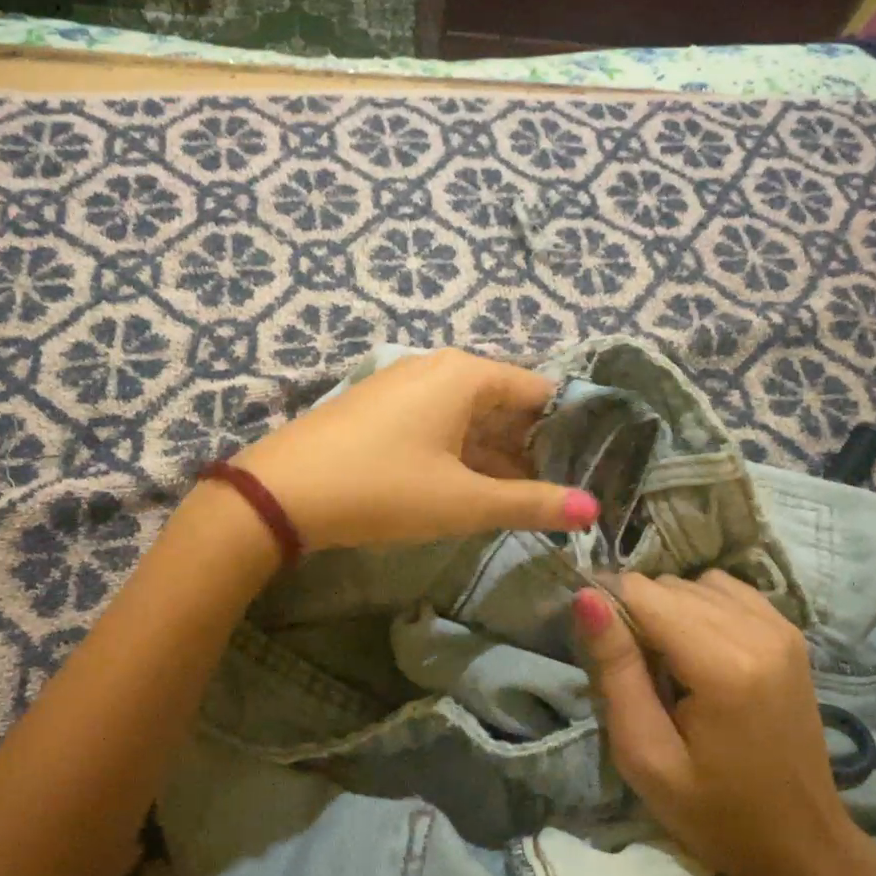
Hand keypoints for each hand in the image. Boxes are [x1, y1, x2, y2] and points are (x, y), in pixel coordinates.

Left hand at [231, 348, 598, 549]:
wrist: (281, 492)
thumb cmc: (383, 488)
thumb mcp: (462, 501)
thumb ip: (530, 503)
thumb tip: (593, 508)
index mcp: (465, 374)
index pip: (538, 391)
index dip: (568, 429)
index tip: (590, 468)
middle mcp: (436, 366)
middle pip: (503, 401)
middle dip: (532, 445)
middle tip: (561, 491)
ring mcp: (402, 383)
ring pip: (468, 414)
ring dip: (496, 453)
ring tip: (524, 498)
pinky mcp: (378, 406)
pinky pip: (437, 420)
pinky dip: (460, 450)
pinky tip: (470, 487)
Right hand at [573, 571, 856, 875]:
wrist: (800, 844)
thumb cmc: (714, 811)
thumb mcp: (645, 754)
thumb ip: (615, 669)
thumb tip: (585, 598)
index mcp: (723, 665)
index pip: (642, 592)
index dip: (607, 607)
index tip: (595, 646)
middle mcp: (757, 630)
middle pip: (668, 585)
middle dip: (638, 614)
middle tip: (634, 671)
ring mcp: (779, 627)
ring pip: (694, 582)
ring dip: (668, 609)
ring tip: (667, 662)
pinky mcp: (788, 631)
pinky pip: (726, 590)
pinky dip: (700, 606)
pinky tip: (698, 650)